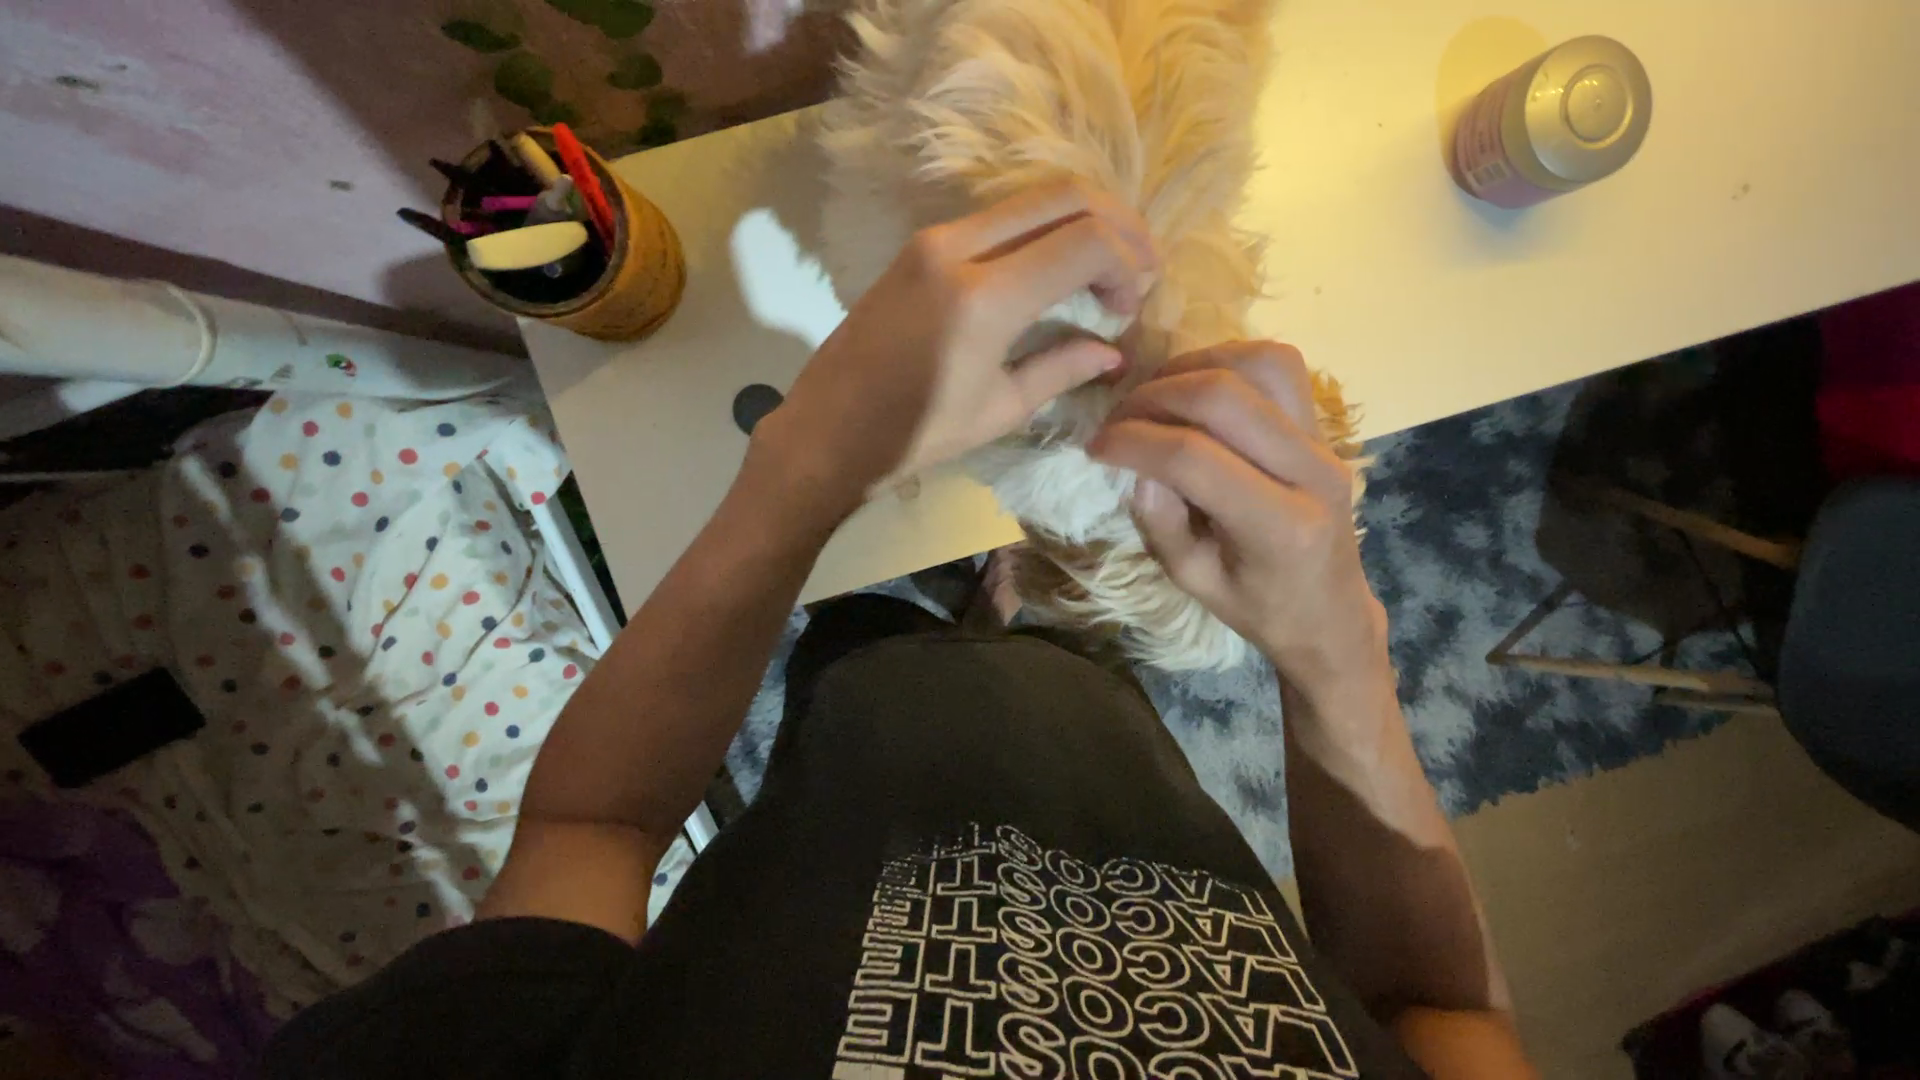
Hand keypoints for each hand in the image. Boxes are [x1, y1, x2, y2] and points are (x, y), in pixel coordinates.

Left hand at [750, 180, 1154, 517]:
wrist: (828, 432)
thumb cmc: (915, 436)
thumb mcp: (999, 409)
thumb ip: (1062, 368)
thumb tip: (1113, 350)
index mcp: (983, 299)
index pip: (1085, 242)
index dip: (1128, 263)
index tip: (1134, 304)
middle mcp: (957, 249)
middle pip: (1064, 196)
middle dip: (1118, 225)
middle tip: (1139, 269)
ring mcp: (932, 239)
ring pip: (1029, 199)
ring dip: (1079, 221)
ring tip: (1106, 268)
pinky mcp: (918, 246)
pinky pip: (997, 217)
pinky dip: (1040, 230)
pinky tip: (1056, 267)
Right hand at [1087, 341, 1384, 691]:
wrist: (1330, 610)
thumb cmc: (1258, 606)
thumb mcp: (1194, 581)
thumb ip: (1162, 524)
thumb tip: (1135, 468)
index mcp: (1279, 526)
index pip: (1194, 457)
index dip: (1133, 442)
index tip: (1095, 447)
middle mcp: (1311, 471)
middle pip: (1224, 397)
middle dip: (1154, 397)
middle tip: (1117, 419)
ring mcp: (1325, 441)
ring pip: (1259, 363)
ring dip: (1192, 368)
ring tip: (1154, 395)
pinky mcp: (1323, 424)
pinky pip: (1277, 366)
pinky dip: (1226, 362)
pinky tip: (1193, 388)